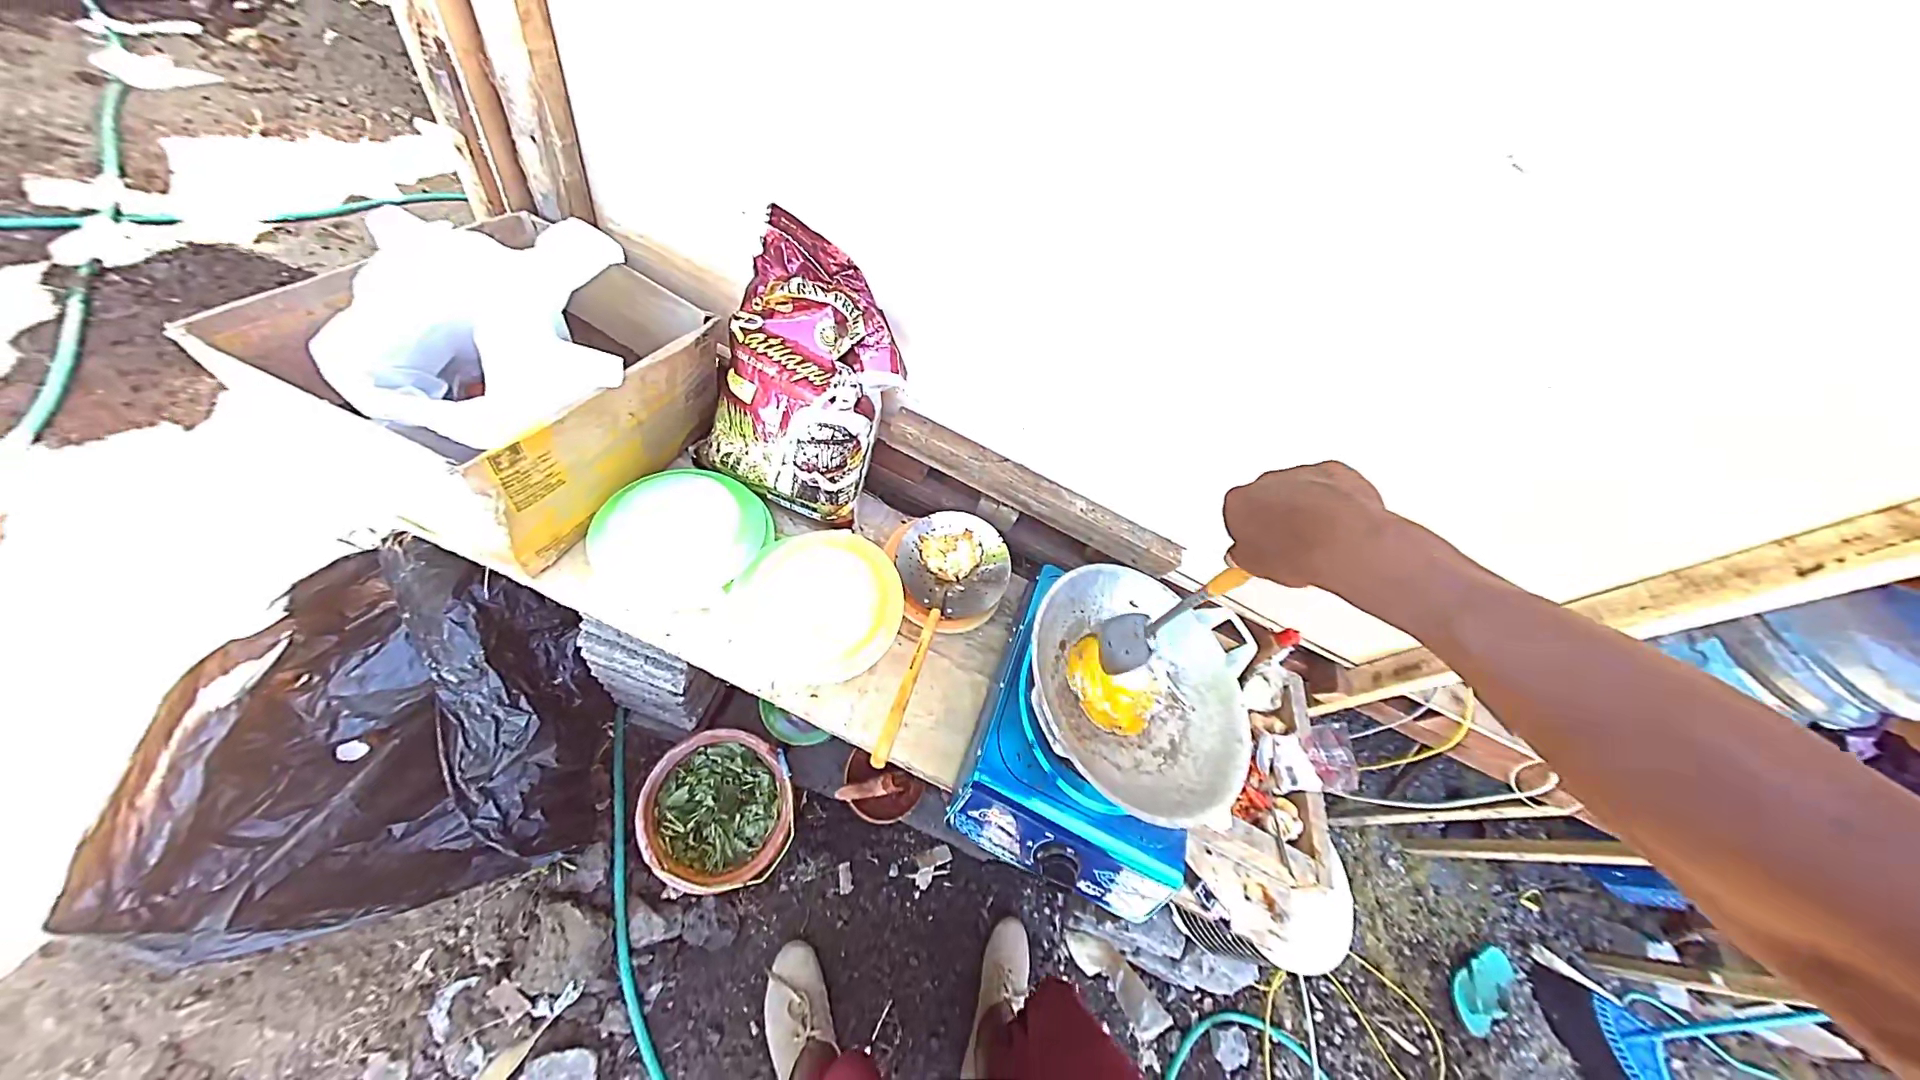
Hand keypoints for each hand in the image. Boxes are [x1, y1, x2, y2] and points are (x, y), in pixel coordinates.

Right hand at [1222, 462, 1408, 597]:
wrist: (1343, 539)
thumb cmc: (1299, 548)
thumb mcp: (1257, 565)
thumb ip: (1246, 555)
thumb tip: (1249, 555)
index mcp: (1238, 502)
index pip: (1236, 516)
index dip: (1249, 535)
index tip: (1260, 549)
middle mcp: (1265, 482)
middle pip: (1265, 500)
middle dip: (1276, 519)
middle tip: (1289, 546)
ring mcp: (1299, 474)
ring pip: (1298, 491)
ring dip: (1304, 510)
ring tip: (1318, 541)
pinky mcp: (1332, 471)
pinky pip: (1328, 486)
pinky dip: (1332, 501)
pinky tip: (1338, 525)